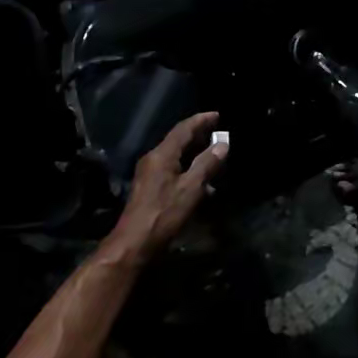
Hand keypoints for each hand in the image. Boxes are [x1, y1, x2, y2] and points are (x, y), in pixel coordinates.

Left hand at [105, 112, 228, 262]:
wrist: (135, 242)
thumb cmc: (164, 213)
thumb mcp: (191, 189)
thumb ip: (206, 165)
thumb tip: (222, 144)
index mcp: (162, 155)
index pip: (183, 129)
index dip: (201, 120)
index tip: (217, 115)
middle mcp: (153, 160)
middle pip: (178, 141)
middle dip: (199, 136)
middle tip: (219, 133)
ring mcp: (149, 175)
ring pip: (176, 158)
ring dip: (195, 156)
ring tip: (215, 158)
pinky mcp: (149, 189)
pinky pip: (173, 172)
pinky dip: (188, 172)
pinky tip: (202, 185)